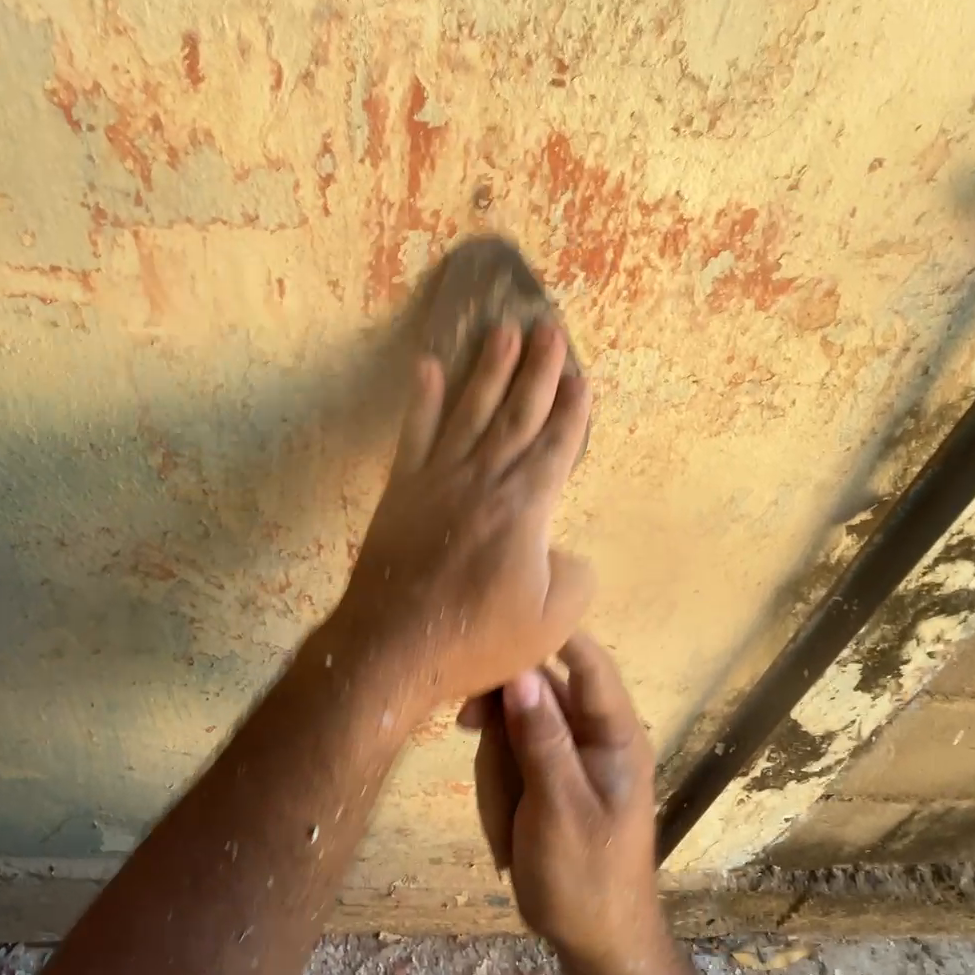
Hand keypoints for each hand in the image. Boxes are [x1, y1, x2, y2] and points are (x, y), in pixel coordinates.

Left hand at [334, 319, 594, 707]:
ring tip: (503, 332)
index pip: (557, 446)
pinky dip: (423, 399)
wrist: (394, 646)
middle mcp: (485, 478)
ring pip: (470, 410)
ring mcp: (439, 478)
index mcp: (526, 506)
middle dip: (538, 370)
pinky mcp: (402, 488)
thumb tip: (562, 549)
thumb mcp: (552, 622)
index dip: (572, 410)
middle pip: (518, 413)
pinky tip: (428, 367)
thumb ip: (575, 577)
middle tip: (548, 327)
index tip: (581, 376)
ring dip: (489, 369)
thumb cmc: (477, 638)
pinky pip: (415, 433)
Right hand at [465, 633, 662, 962]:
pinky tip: (493, 792)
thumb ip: (542, 741)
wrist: (596, 941)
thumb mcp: (561, 811)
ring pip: (520, 714)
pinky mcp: (549, 770)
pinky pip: (514, 745)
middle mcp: (594, 732)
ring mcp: (570, 751)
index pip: (588, 662)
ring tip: (498, 799)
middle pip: (543, 685)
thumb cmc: (586, 879)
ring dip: (497, 743)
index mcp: (614, 734)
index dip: (552, 632)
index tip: (502, 613)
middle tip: (465, 720)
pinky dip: (497, 760)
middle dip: (504, 702)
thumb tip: (522, 676)